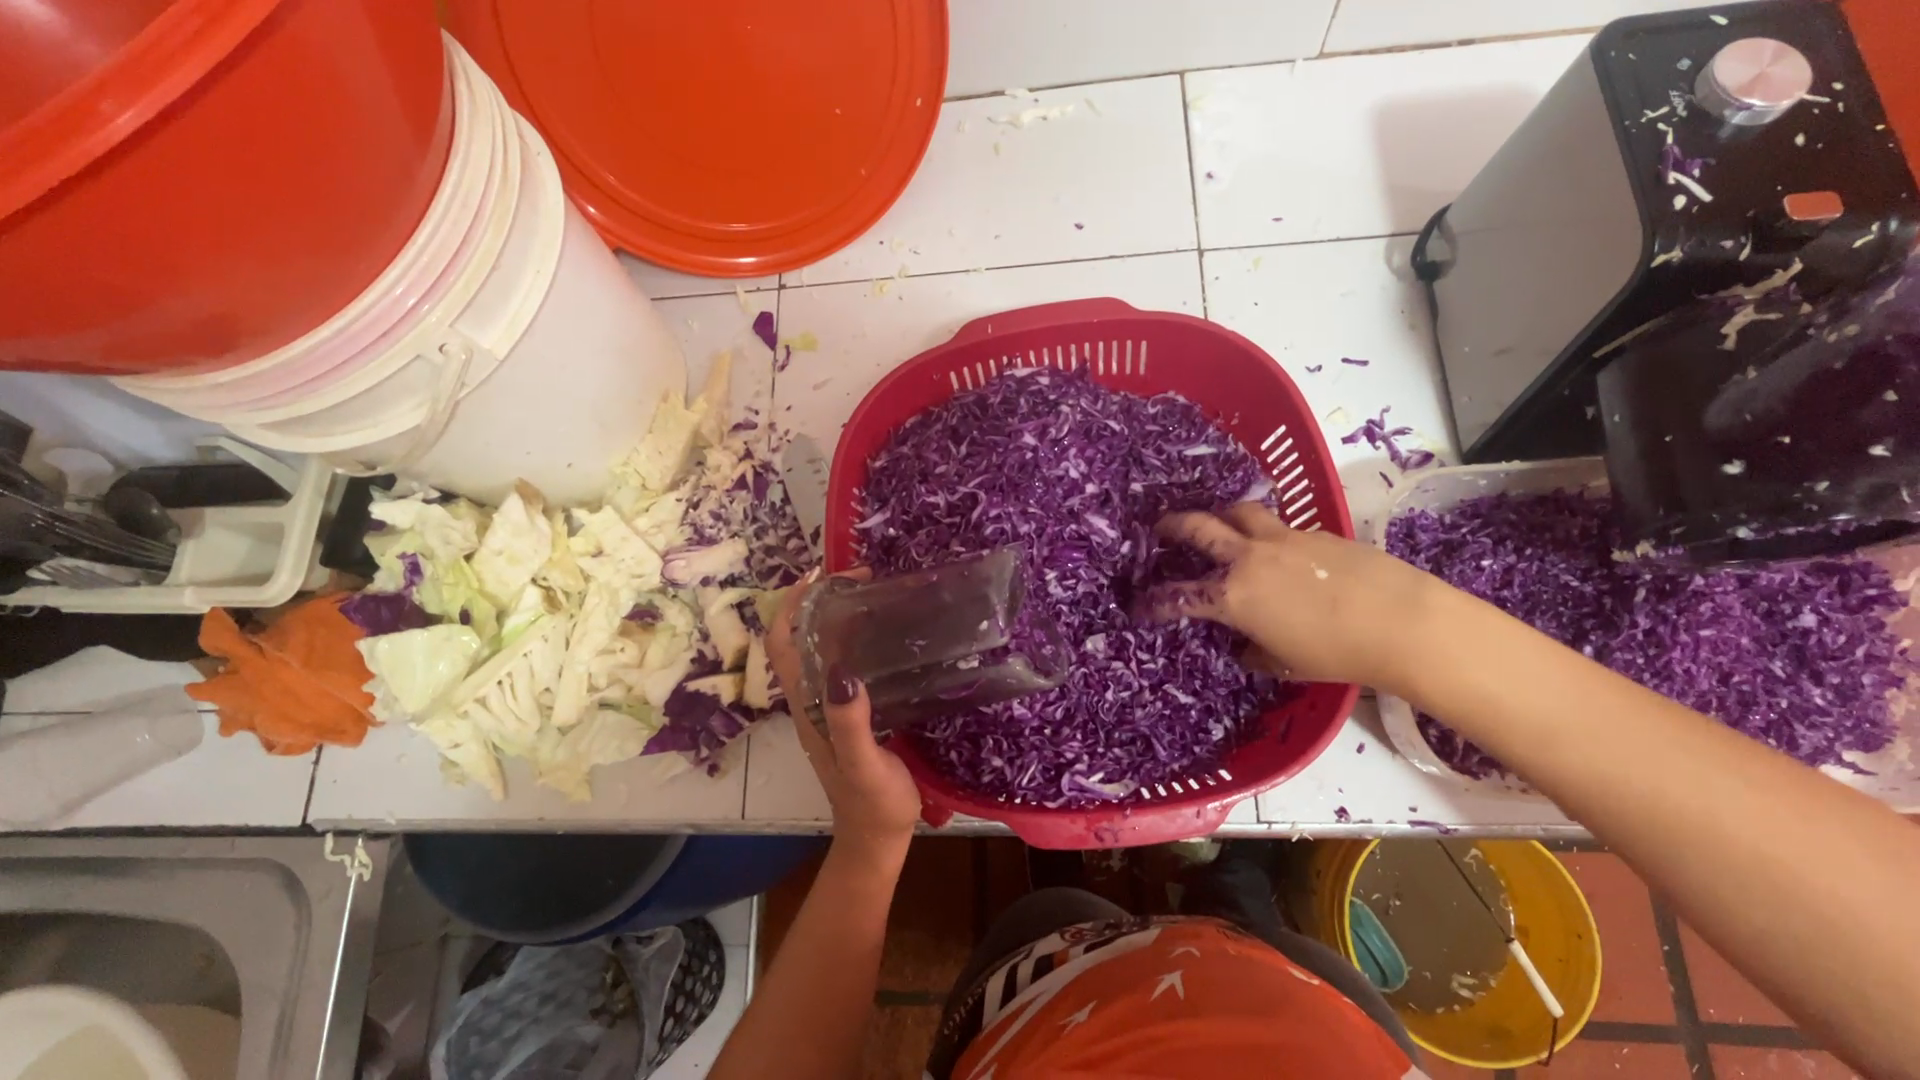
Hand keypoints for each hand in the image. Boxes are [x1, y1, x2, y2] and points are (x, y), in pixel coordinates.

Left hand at [767, 573, 923, 850]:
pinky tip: (885, 632)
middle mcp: (811, 699)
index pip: (783, 642)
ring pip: (821, 648)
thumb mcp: (864, 765)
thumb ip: (850, 723)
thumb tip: (842, 671)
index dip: (794, 604)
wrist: (878, 837)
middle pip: (799, 637)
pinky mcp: (849, 712)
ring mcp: (829, 706)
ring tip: (873, 593)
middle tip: (860, 577)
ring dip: (836, 615)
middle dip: (818, 600)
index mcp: (807, 706)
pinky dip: (856, 638)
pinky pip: (843, 663)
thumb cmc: (873, 803)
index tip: (824, 576)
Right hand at [1144, 504, 1445, 690]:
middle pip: (1200, 528)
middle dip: (1174, 526)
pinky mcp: (1316, 532)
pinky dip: (1266, 533)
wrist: (1401, 620)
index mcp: (1234, 596)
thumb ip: (1254, 652)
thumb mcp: (1284, 664)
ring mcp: (1284, 539)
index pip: (1181, 596)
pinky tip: (1279, 552)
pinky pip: (1280, 526)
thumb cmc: (1336, 652)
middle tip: (1161, 528)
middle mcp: (1250, 558)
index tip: (1141, 605)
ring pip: (1240, 512)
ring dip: (1222, 516)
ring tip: (1218, 524)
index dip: (1156, 602)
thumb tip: (1243, 646)